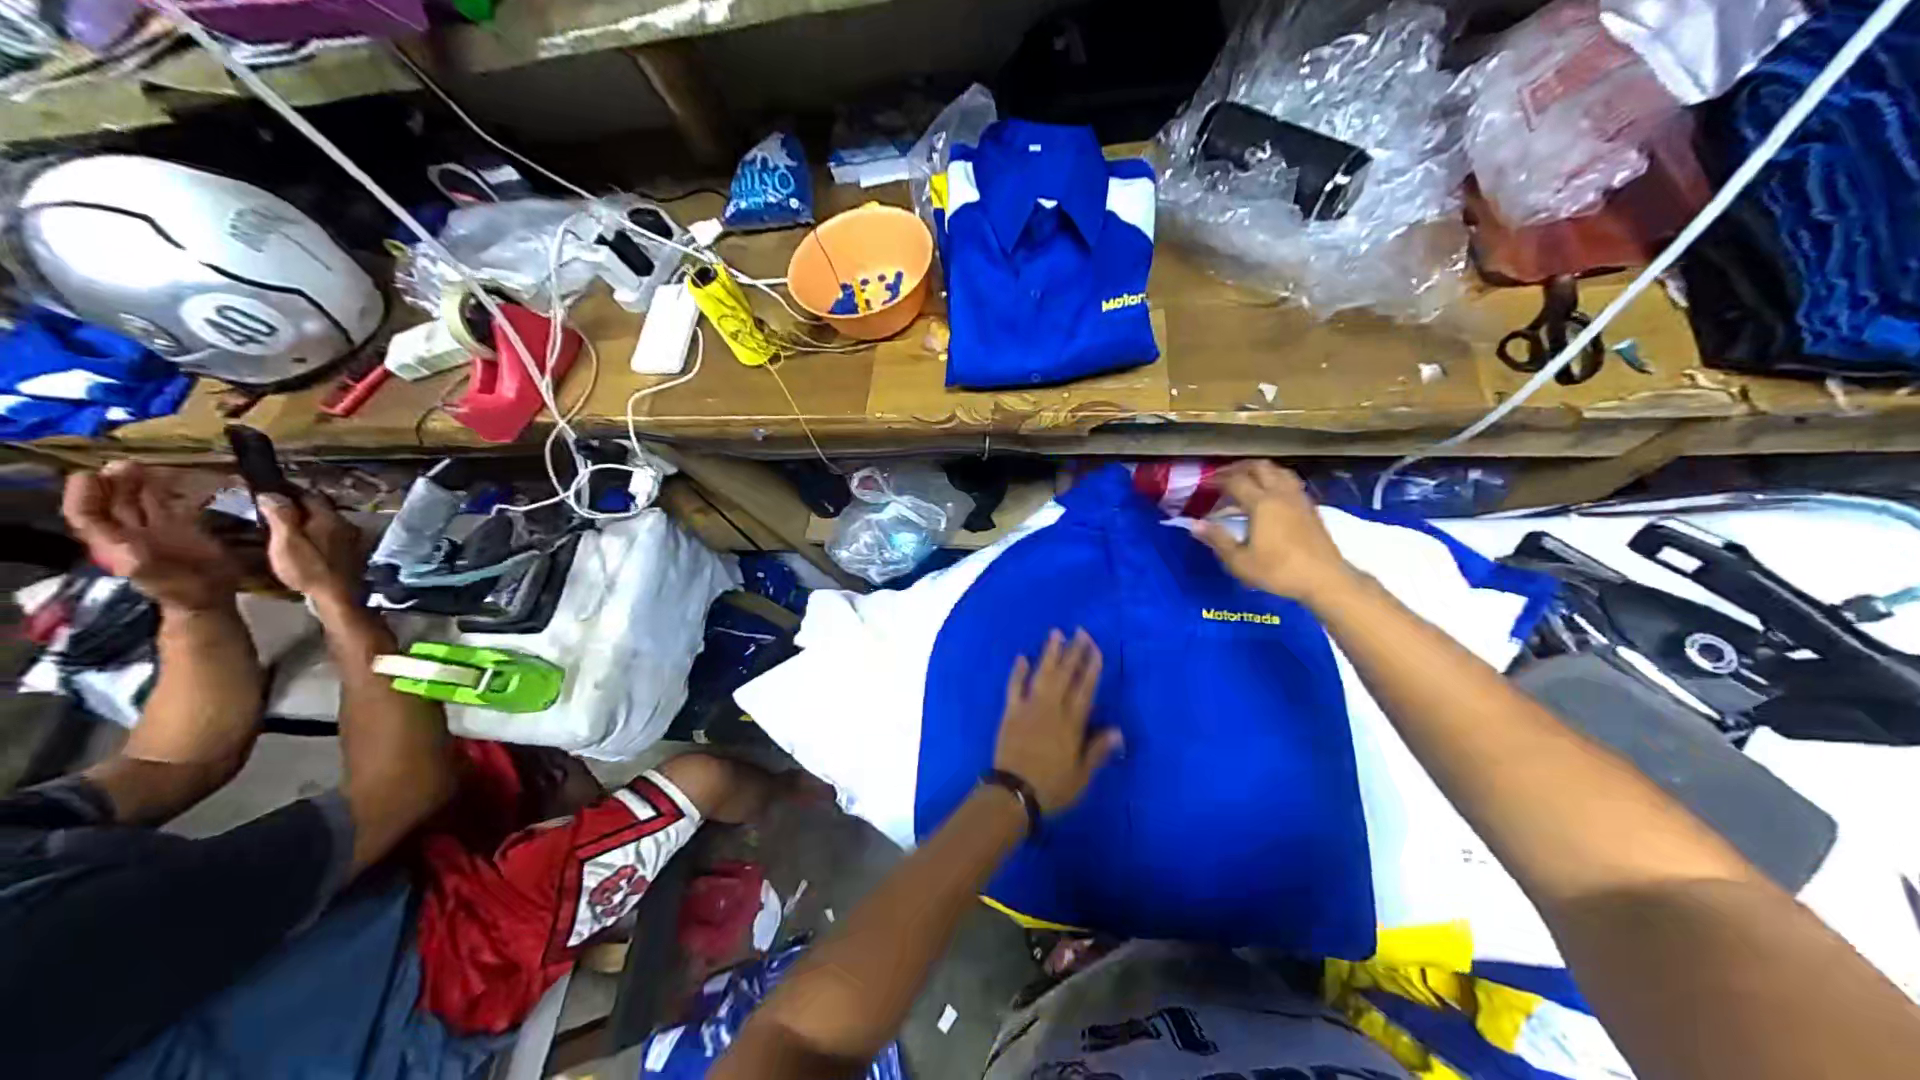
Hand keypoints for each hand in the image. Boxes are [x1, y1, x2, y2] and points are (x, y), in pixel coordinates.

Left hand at [62, 463, 235, 611]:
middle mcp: (131, 534)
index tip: (91, 474)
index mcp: (113, 542)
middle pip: (113, 504)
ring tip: (144, 466)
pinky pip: (170, 508)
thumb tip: (121, 534)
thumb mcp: (147, 569)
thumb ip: (130, 550)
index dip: (83, 494)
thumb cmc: (178, 585)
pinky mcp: (185, 532)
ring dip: (139, 485)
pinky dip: (168, 494)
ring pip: (140, 504)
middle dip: (114, 484)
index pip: (86, 514)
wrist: (209, 598)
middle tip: (125, 464)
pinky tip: (174, 482)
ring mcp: (159, 532)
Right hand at [256, 491, 363, 605]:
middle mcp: (345, 522)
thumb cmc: (308, 568)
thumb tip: (271, 494)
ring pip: (326, 519)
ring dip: (307, 518)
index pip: (308, 494)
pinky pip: (330, 532)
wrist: (338, 594)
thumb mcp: (287, 541)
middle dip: (297, 504)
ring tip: (284, 522)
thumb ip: (282, 516)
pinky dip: (315, 530)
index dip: (287, 491)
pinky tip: (303, 538)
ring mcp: (351, 536)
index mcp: (329, 517)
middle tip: (273, 507)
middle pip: (319, 506)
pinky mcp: (350, 549)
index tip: (268, 491)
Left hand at [993, 629, 1122, 813]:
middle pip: (1065, 676)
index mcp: (1072, 724)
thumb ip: (1098, 750)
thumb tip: (1117, 730)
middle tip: (1080, 631)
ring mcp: (1028, 708)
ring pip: (1042, 674)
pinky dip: (1018, 672)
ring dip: (1050, 654)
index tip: (1095, 648)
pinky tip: (1022, 657)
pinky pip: (1014, 687)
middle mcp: (1052, 709)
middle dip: (1074, 652)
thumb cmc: (1052, 788)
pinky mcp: (1010, 712)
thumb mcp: (1082, 775)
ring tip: (1056, 634)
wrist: (1013, 793)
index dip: (1091, 668)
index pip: (1085, 689)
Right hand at [1195, 460, 1357, 605]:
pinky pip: (1290, 481)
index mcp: (1261, 503)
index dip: (1217, 479)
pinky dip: (1275, 479)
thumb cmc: (1279, 571)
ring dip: (1259, 470)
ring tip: (1247, 479)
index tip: (1204, 484)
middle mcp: (1280, 494)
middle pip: (1259, 467)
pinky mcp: (1310, 507)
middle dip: (1238, 468)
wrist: (1324, 579)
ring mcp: (1298, 498)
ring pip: (1278, 471)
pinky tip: (1270, 493)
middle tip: (1223, 477)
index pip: (1235, 481)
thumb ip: (1217, 539)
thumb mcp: (1240, 561)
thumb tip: (1194, 524)